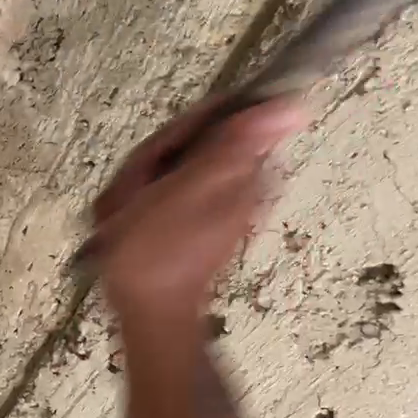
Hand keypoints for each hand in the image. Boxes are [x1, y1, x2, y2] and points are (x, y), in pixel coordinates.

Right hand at [91, 98, 305, 340]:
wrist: (148, 311)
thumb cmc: (157, 253)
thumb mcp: (187, 191)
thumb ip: (232, 146)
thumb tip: (294, 106)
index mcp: (241, 171)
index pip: (212, 121)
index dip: (172, 137)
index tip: (149, 167)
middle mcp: (236, 183)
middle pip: (187, 147)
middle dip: (148, 169)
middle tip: (131, 200)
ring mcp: (215, 205)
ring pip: (168, 173)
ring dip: (137, 192)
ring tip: (124, 219)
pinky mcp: (193, 224)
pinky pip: (162, 197)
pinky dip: (139, 209)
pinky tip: (128, 229)